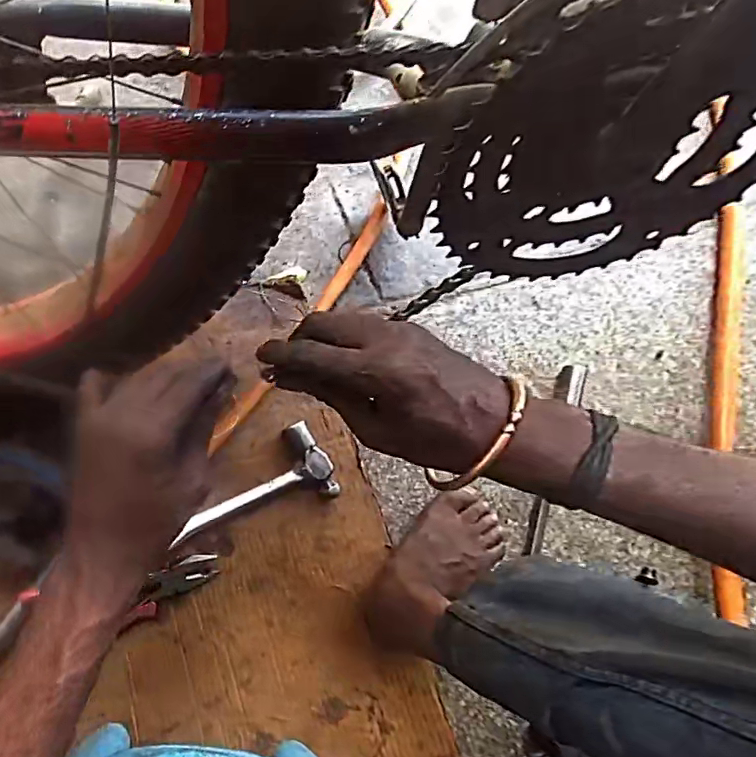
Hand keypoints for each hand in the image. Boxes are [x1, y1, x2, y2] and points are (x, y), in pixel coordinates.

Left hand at [60, 354, 234, 610]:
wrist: (101, 551)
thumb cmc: (154, 525)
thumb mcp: (191, 480)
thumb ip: (202, 429)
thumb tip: (220, 392)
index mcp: (152, 430)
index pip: (188, 384)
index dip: (211, 372)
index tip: (230, 366)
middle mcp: (122, 412)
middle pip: (163, 375)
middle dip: (191, 370)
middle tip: (215, 373)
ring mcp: (97, 416)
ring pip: (136, 377)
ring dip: (163, 374)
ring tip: (187, 380)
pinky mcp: (82, 424)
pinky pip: (96, 386)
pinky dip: (118, 380)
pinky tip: (136, 386)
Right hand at [257, 311, 507, 471]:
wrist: (494, 422)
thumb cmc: (435, 438)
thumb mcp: (376, 429)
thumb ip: (332, 398)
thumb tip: (294, 379)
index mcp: (377, 371)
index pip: (312, 353)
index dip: (280, 356)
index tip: (261, 359)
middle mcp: (385, 339)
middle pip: (320, 323)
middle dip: (295, 341)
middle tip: (284, 365)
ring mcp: (398, 327)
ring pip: (339, 318)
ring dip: (317, 336)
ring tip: (309, 364)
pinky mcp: (408, 326)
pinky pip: (361, 322)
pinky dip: (340, 335)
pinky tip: (339, 358)